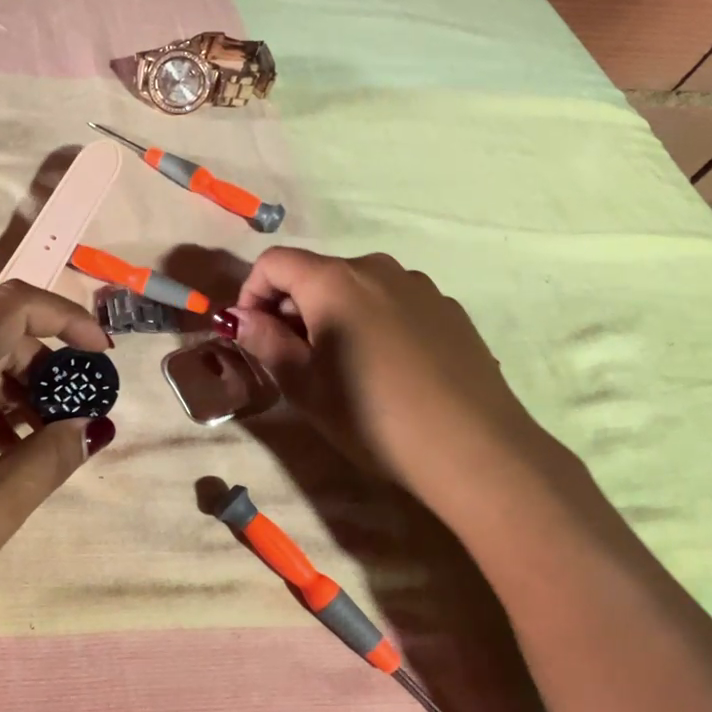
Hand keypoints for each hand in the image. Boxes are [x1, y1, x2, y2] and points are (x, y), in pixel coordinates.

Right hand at [225, 248, 564, 506]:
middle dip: (293, 306)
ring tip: (342, 365)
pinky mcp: (449, 310)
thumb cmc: (372, 417)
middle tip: (292, 358)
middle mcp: (377, 268)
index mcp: (333, 281)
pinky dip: (374, 322)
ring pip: (358, 288)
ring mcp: (419, 286)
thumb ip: (265, 342)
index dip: (252, 293)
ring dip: (335, 313)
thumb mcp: (305, 386)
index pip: (274, 263)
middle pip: (317, 272)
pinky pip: (395, 303)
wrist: (473, 449)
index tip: (251, 334)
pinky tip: (387, 369)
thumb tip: (238, 318)